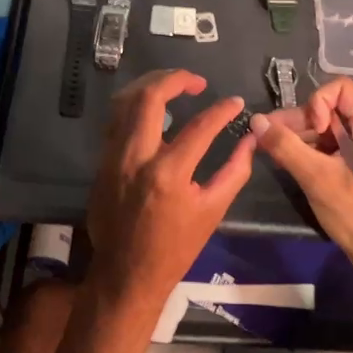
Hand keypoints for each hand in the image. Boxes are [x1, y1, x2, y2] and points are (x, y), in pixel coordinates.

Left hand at [87, 70, 256, 304]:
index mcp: (168, 173)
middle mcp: (136, 157)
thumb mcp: (212, 211)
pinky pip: (115, 121)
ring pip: (125, 102)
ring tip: (173, 86)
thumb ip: (234, 171)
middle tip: (197, 82)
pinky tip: (151, 109)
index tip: (235, 102)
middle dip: (176, 80)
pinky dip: (134, 107)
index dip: (222, 109)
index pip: (200, 126)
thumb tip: (250, 141)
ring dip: (150, 86)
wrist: (126, 273)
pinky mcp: (101, 162)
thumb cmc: (175, 248)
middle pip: (150, 97)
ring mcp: (113, 157)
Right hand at [249, 78, 352, 281]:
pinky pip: (335, 146)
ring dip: (302, 137)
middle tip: (270, 138)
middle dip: (300, 121)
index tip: (309, 131)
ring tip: (274, 151)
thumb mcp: (317, 178)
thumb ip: (285, 146)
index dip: (317, 103)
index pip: (340, 88)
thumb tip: (255, 121)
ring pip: (330, 128)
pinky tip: (291, 161)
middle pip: (332, 108)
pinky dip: (313, 150)